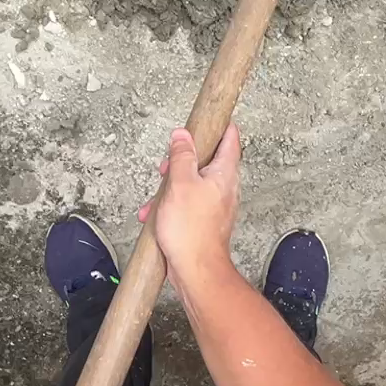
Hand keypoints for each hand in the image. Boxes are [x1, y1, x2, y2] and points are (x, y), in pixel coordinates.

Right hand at [138, 123, 241, 295]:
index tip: (206, 117)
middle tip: (167, 167)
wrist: (195, 269)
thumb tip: (182, 135)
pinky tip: (156, 216)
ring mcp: (215, 205)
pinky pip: (187, 204)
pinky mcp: (204, 221)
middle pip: (206, 160)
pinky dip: (171, 206)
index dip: (218, 124)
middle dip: (182, 161)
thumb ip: (181, 156)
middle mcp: (224, 187)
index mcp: (224, 173)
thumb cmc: (192, 231)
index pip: (230, 137)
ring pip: (192, 183)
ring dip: (171, 187)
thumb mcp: (180, 184)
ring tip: (157, 199)